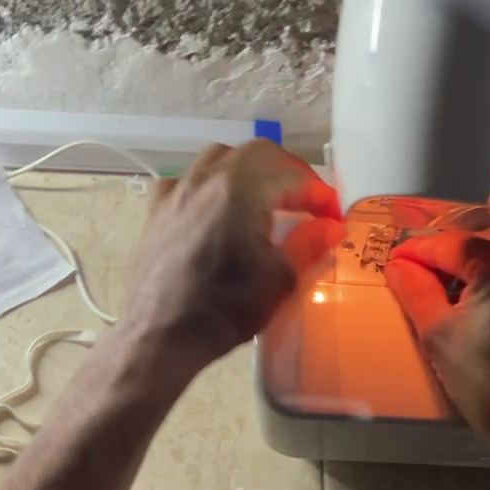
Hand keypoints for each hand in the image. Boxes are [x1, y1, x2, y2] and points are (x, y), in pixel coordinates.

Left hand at [122, 140, 342, 378]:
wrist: (161, 335)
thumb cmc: (225, 309)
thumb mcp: (280, 280)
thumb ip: (309, 244)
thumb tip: (331, 226)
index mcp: (242, 188)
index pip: (293, 174)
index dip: (319, 193)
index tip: (332, 216)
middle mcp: (207, 178)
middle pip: (257, 154)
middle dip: (288, 174)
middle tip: (307, 204)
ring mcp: (177, 191)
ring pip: (220, 158)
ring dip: (251, 171)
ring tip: (266, 200)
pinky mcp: (157, 210)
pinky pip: (189, 180)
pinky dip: (211, 185)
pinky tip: (217, 209)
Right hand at [384, 221, 489, 457]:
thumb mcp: (440, 338)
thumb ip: (416, 292)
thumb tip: (400, 265)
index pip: (446, 241)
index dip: (415, 251)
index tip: (396, 263)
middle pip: (484, 230)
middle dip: (451, 243)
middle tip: (428, 268)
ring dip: (485, 253)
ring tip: (462, 282)